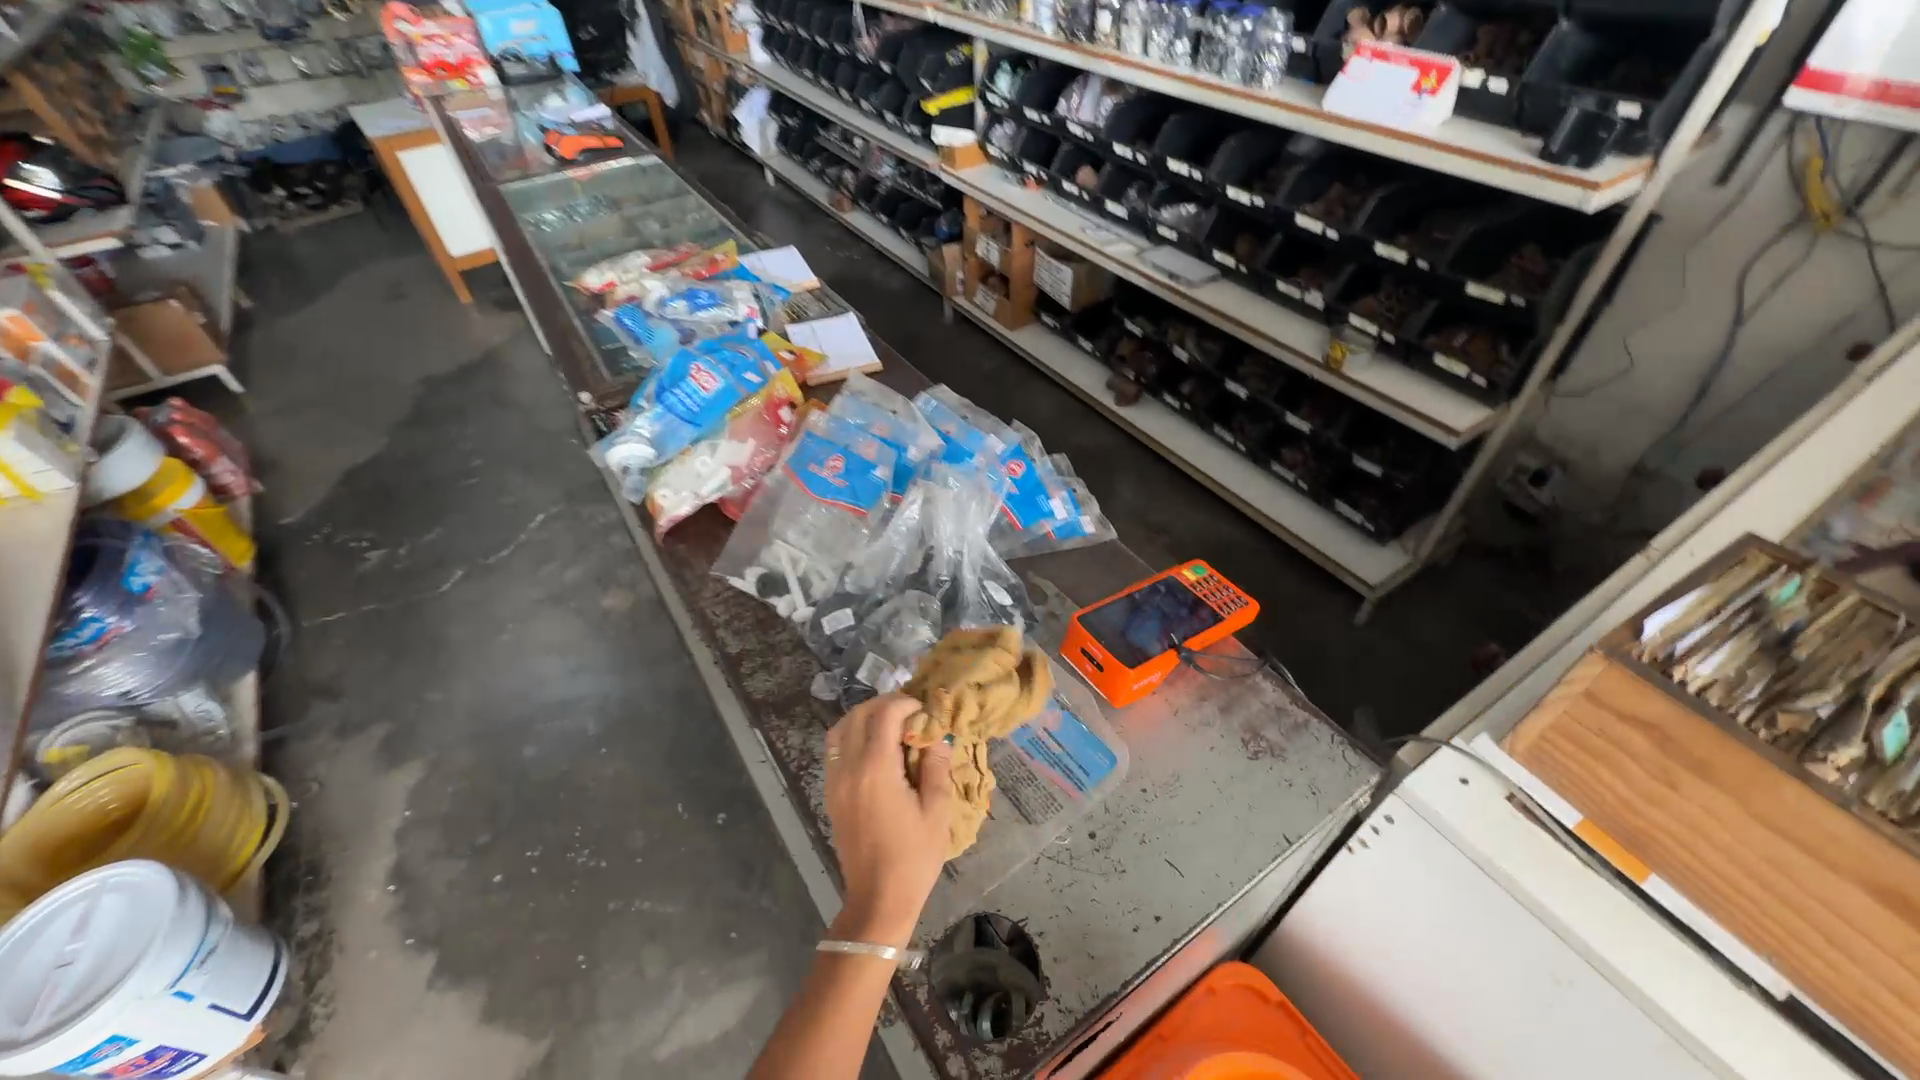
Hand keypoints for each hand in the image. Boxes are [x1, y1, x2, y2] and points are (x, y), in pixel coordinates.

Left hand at [823, 693, 953, 947]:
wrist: (878, 898)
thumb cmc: (914, 857)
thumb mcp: (937, 811)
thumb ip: (937, 766)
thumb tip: (939, 734)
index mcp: (876, 769)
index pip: (885, 714)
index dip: (906, 703)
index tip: (926, 710)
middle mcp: (849, 768)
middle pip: (858, 715)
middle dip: (885, 705)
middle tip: (910, 713)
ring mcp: (834, 781)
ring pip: (840, 729)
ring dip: (865, 718)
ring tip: (892, 727)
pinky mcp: (830, 794)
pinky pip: (835, 750)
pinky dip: (852, 737)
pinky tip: (876, 751)